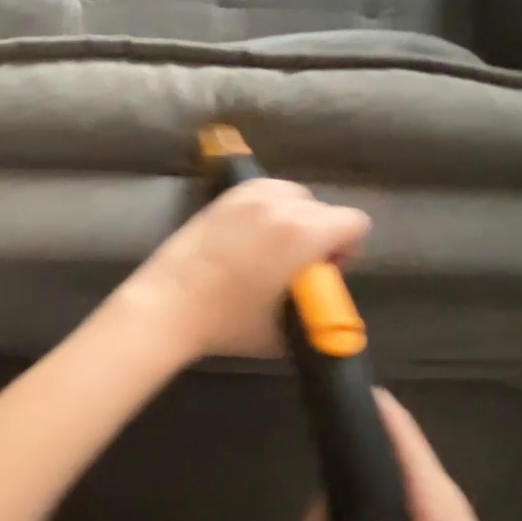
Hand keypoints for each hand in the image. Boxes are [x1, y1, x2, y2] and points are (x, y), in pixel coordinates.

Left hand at [114, 178, 369, 359]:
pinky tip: (251, 238)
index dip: (348, 250)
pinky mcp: (222, 198)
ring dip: (294, 219)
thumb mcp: (288, 328)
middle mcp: (279, 203)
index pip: (354, 222)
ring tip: (273, 251)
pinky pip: (263, 192)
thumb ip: (318, 308)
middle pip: (324, 209)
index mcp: (303, 232)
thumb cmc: (229, 322)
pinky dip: (268, 209)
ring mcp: (247, 195)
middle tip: (297, 268)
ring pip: (293, 196)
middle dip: (321, 236)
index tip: (324, 274)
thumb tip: (325, 304)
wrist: (168, 306)